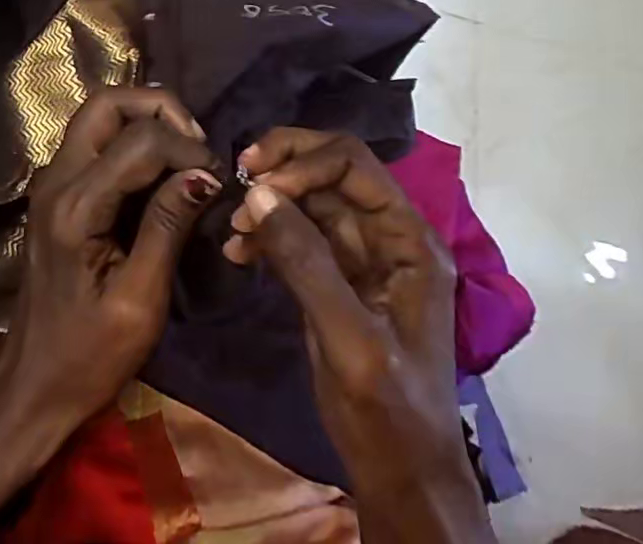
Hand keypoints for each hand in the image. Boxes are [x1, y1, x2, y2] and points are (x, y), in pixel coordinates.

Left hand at [0, 87, 220, 431]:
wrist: (32, 385)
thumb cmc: (88, 355)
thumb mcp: (140, 300)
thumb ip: (169, 225)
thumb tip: (206, 172)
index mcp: (76, 207)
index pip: (140, 140)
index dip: (187, 149)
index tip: (217, 182)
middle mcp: (56, 178)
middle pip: (107, 103)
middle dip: (161, 109)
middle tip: (198, 145)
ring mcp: (52, 180)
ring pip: (100, 114)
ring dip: (147, 118)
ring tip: (186, 153)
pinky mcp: (58, 190)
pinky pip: (97, 138)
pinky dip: (134, 136)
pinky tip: (163, 168)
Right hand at [227, 130, 492, 543]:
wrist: (401, 477)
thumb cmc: (389, 413)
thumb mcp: (349, 340)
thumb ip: (306, 262)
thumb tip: (258, 193)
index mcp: (408, 239)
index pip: (354, 166)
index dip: (303, 163)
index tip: (257, 186)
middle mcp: (387, 235)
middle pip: (333, 170)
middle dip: (285, 164)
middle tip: (239, 171)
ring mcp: (360, 255)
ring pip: (311, 200)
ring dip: (271, 200)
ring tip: (233, 224)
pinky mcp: (335, 277)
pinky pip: (298, 235)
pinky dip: (267, 234)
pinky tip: (238, 250)